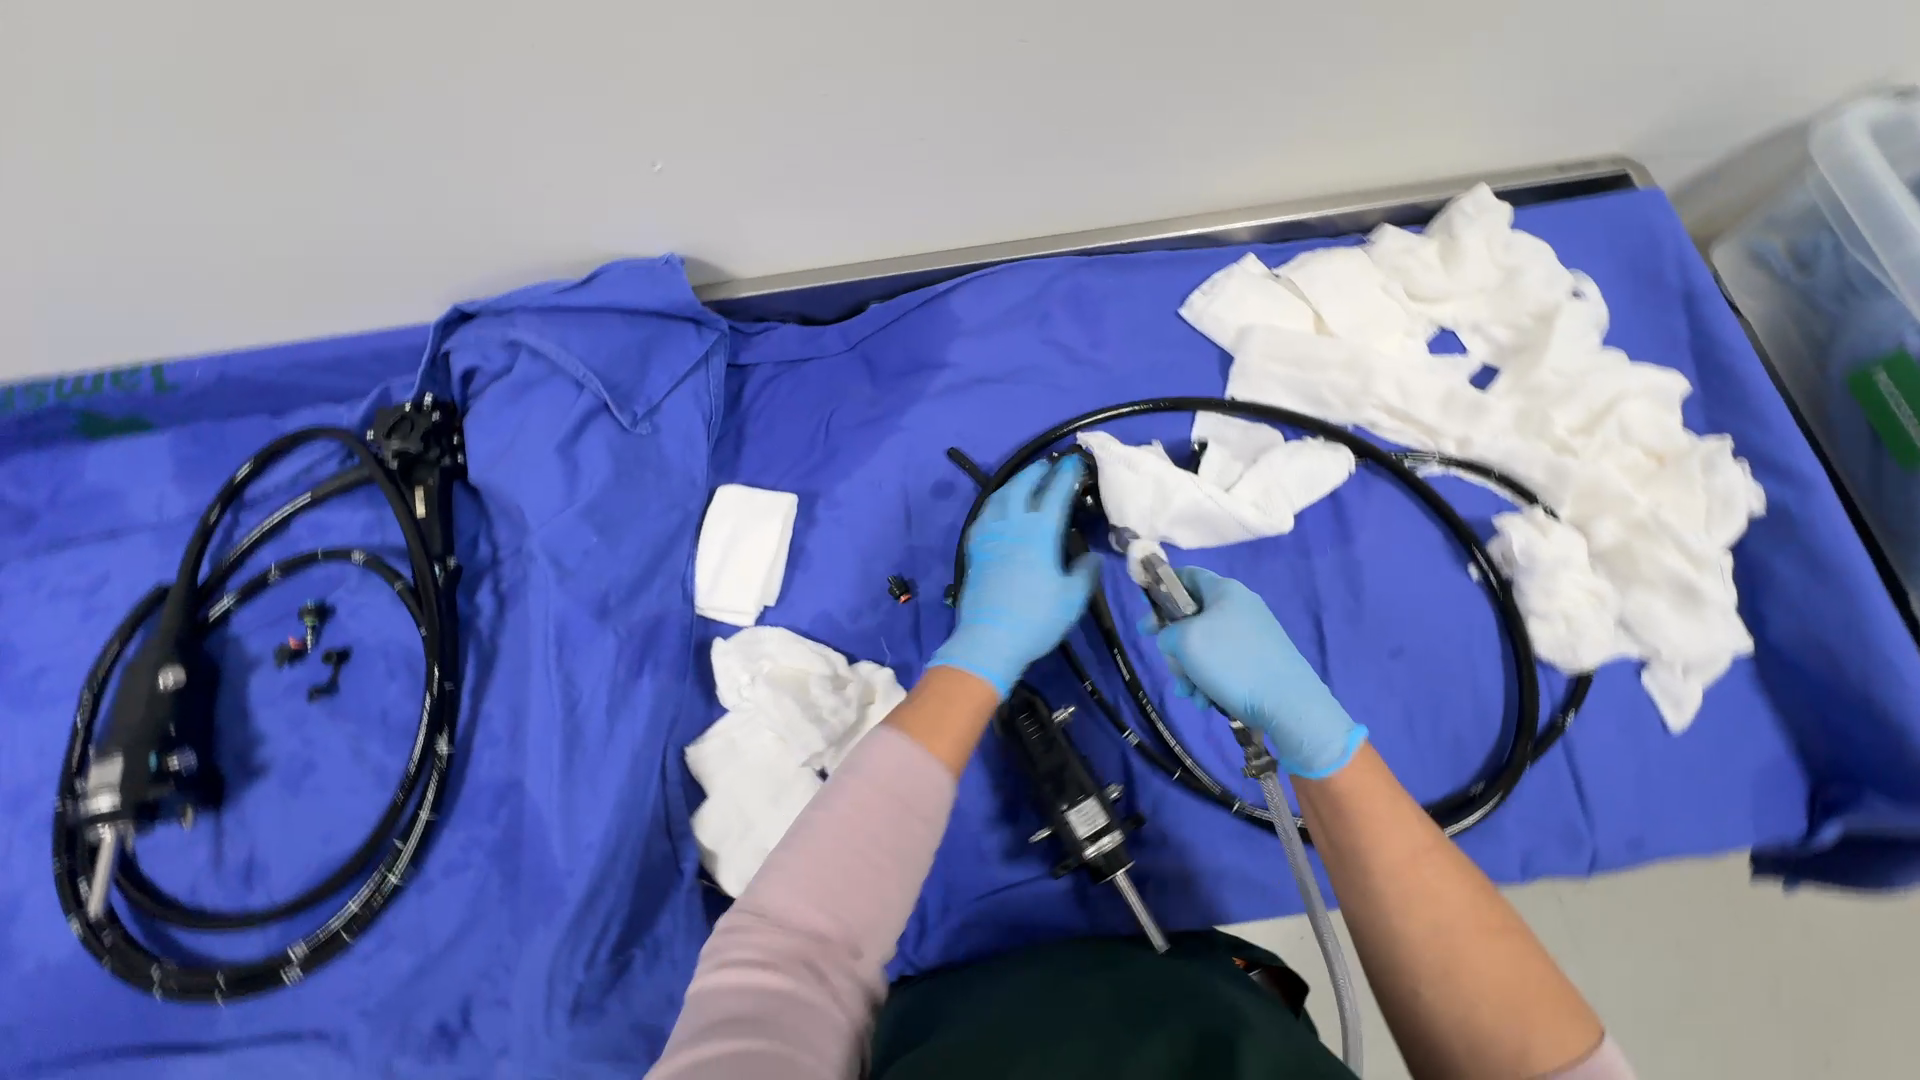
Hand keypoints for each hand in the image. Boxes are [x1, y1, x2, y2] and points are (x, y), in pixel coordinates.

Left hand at [930, 457, 1099, 697]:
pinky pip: (984, 514)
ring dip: (1014, 482)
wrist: (990, 639)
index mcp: (1039, 531)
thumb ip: (1084, 572)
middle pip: (1023, 485)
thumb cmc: (1036, 618)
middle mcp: (1012, 524)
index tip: (1076, 462)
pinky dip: (995, 502)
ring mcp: (989, 534)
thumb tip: (1091, 556)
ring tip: (1024, 479)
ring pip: (999, 496)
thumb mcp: (1072, 597)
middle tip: (1049, 465)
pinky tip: (998, 507)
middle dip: (1037, 471)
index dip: (1067, 474)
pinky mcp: (974, 548)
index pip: (1055, 492)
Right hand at [1147, 566, 1366, 777]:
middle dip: (1175, 647)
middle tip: (1171, 667)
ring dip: (1189, 671)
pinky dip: (1209, 681)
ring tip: (1190, 694)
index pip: (1185, 575)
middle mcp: (1240, 607)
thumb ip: (1167, 632)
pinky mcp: (1260, 660)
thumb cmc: (1231, 662)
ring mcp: (1252, 635)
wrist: (1288, 703)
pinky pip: (1223, 664)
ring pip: (1205, 647)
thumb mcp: (1184, 640)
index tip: (1146, 618)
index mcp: (1224, 590)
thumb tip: (1173, 640)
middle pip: (1192, 618)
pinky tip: (1206, 701)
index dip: (1160, 591)